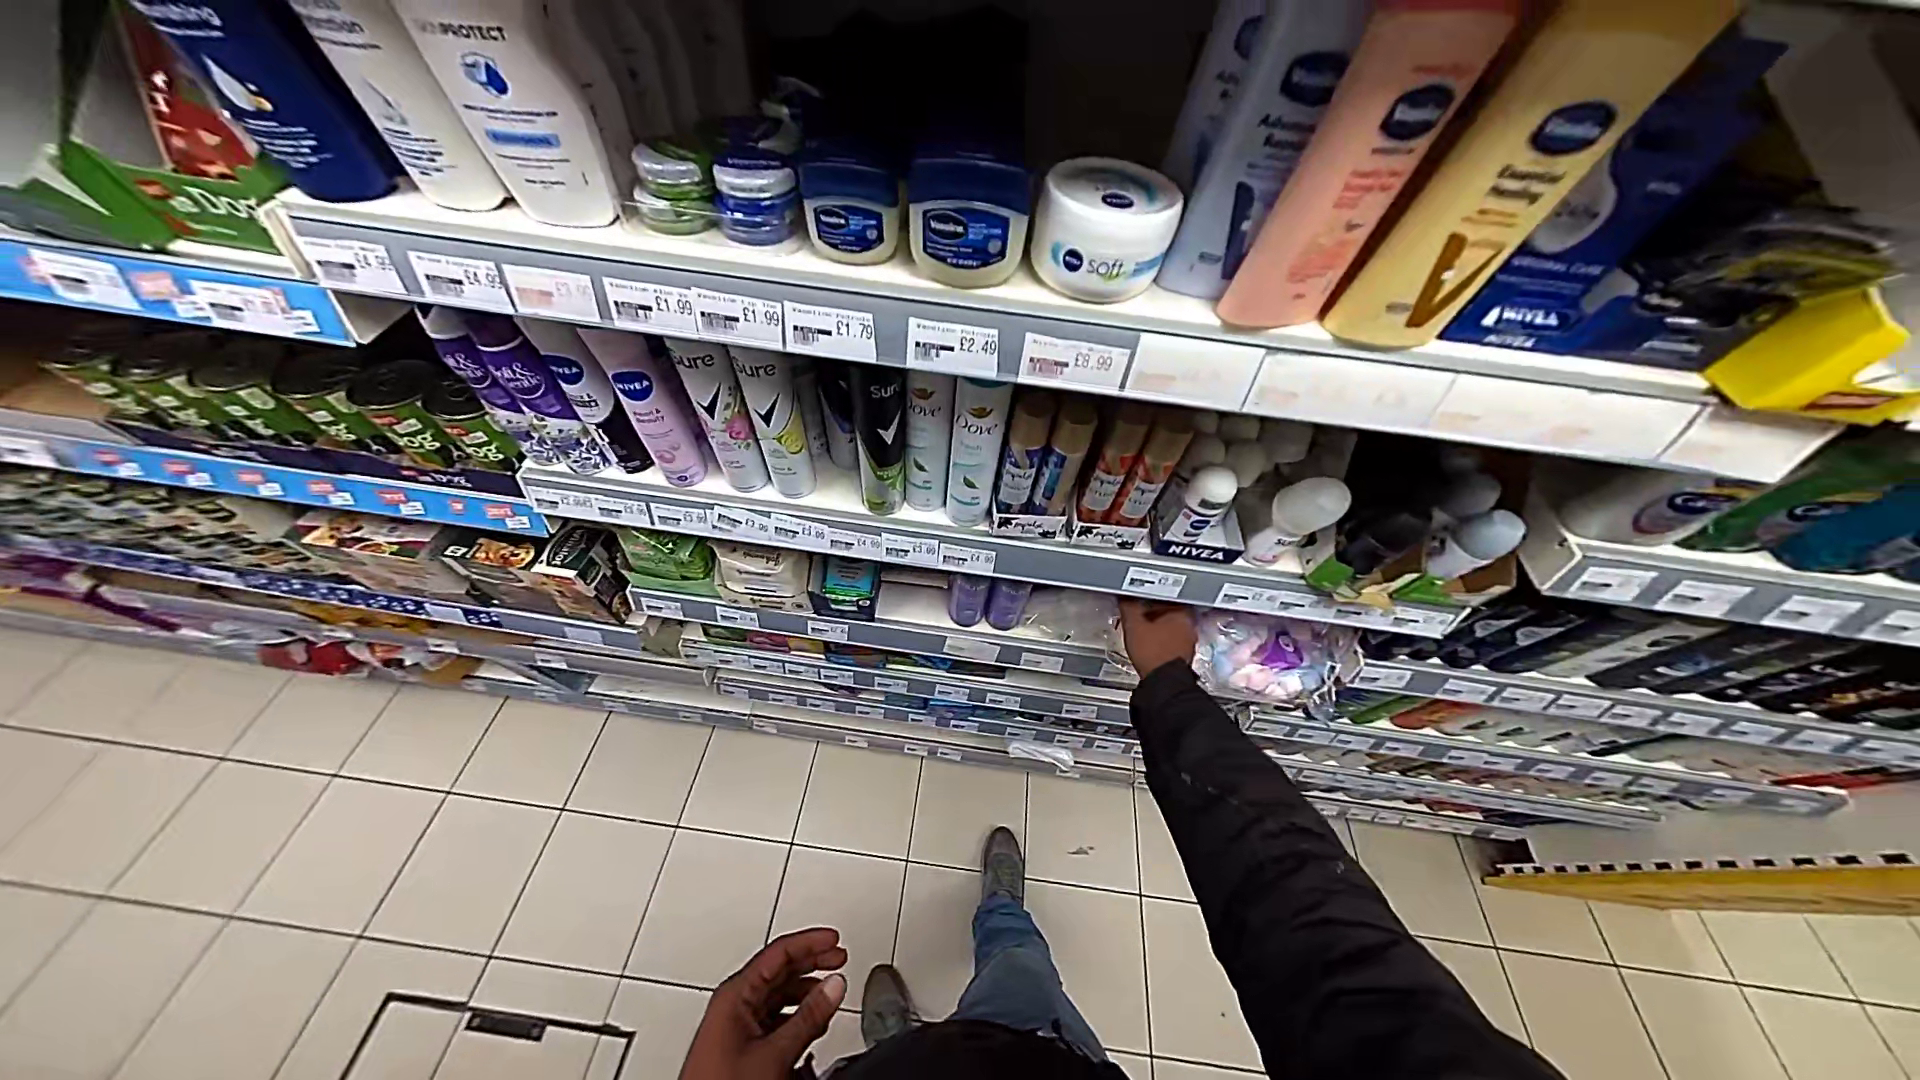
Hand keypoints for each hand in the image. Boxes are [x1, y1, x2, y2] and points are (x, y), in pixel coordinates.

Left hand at [680, 928, 848, 1079]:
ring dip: (806, 990)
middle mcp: (734, 1004)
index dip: (810, 942)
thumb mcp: (773, 1054)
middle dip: (812, 961)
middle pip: (779, 969)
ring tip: (830, 990)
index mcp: (736, 994)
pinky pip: (774, 1017)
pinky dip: (796, 1014)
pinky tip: (812, 1022)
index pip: (779, 952)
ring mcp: (736, 1025)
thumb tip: (834, 985)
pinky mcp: (740, 1046)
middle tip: (838, 957)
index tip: (834, 939)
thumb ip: (807, 1017)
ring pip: (778, 994)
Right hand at [1119, 600, 1196, 679]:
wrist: (1163, 682)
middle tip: (1135, 615)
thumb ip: (1129, 607)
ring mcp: (1188, 642)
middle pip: (1167, 612)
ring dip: (1154, 627)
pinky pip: (1169, 641)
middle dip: (1150, 613)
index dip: (1146, 598)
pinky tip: (1147, 644)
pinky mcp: (1183, 656)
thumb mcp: (1133, 625)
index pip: (1163, 597)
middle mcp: (1189, 627)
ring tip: (1139, 630)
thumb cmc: (1153, 653)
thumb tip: (1125, 599)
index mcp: (1182, 614)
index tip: (1135, 601)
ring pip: (1168, 627)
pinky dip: (1158, 640)